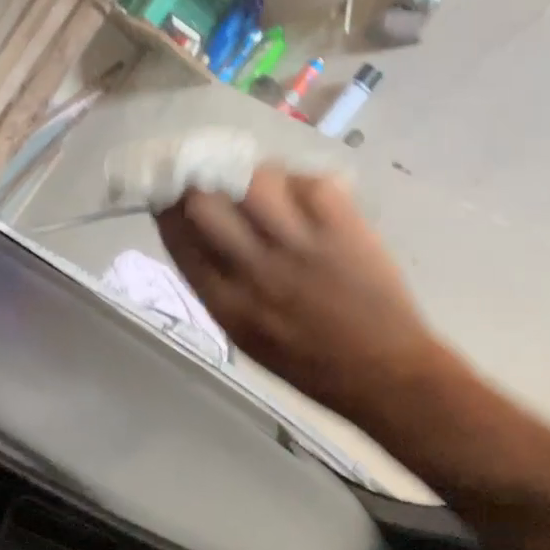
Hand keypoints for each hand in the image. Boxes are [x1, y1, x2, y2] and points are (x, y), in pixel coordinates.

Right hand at [155, 168, 445, 425]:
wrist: (382, 374)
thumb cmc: (308, 364)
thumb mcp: (243, 335)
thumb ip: (218, 287)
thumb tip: (198, 240)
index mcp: (224, 302)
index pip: (178, 237)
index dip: (167, 206)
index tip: (171, 191)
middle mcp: (254, 270)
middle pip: (205, 201)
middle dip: (202, 181)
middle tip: (214, 176)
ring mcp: (299, 246)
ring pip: (255, 180)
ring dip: (253, 175)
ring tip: (265, 188)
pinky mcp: (342, 228)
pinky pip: (310, 183)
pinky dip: (302, 182)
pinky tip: (305, 198)